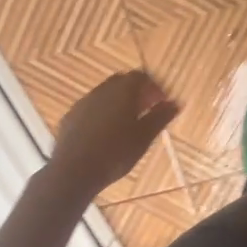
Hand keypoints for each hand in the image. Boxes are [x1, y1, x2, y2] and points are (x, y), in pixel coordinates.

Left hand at [47, 71, 180, 196]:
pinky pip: (91, 107)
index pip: (140, 76)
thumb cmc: (116, 153)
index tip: (161, 102)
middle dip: (136, 92)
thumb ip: (160, 117)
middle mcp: (102, 90)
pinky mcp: (71, 116)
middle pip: (122, 82)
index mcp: (123, 91)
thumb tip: (175, 103)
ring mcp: (83, 102)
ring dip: (119, 102)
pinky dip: (103, 112)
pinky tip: (106, 132)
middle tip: (147, 110)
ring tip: (128, 123)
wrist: (75, 170)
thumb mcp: (144, 137)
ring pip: (105, 94)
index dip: (153, 86)